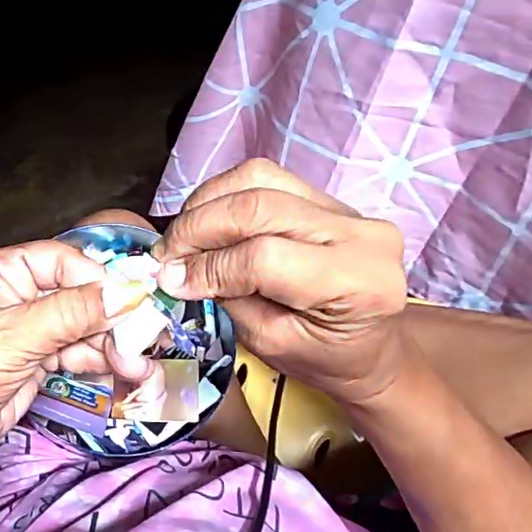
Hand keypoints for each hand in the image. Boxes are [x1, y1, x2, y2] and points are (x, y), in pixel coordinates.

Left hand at [0, 240, 153, 443]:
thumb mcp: (13, 337)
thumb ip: (71, 313)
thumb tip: (122, 293)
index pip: (58, 260)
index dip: (96, 278)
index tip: (130, 298)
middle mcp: (9, 292)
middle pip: (75, 293)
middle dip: (108, 318)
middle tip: (139, 338)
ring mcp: (24, 324)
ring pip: (81, 324)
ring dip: (110, 344)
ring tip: (132, 364)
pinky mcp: (34, 353)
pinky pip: (75, 349)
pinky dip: (98, 360)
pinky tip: (120, 371)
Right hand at [152, 159, 408, 406]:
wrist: (368, 341)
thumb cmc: (321, 353)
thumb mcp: (268, 343)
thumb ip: (227, 300)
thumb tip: (175, 273)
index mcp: (356, 281)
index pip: (264, 257)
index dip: (207, 267)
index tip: (169, 281)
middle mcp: (360, 232)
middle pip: (257, 206)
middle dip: (195, 229)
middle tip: (163, 257)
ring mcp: (343, 207)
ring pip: (256, 179)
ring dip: (203, 205)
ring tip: (181, 238)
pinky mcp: (323, 196)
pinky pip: (261, 178)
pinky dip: (219, 195)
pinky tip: (203, 223)